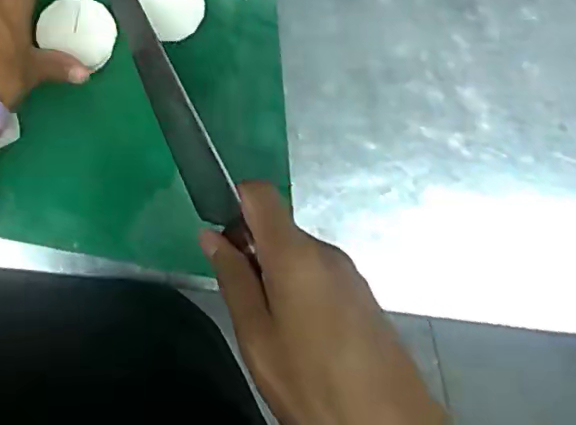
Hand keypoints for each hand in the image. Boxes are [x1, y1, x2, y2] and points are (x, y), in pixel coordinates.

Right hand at [203, 182, 443, 424]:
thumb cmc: (314, 383)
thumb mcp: (258, 338)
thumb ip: (233, 279)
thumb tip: (211, 236)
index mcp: (295, 252)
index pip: (260, 191)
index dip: (235, 202)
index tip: (224, 240)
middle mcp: (325, 250)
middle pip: (278, 226)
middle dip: (254, 250)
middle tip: (246, 301)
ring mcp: (349, 271)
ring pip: (298, 253)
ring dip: (278, 275)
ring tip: (276, 330)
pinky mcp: (363, 294)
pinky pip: (320, 274)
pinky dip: (303, 291)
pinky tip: (305, 339)